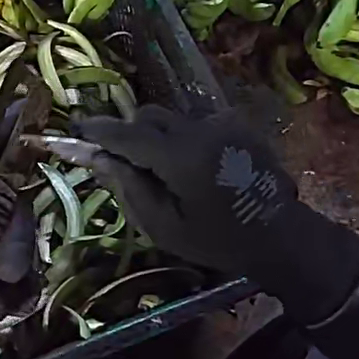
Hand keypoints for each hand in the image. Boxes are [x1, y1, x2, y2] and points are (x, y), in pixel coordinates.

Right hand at [75, 106, 358, 323]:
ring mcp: (220, 124)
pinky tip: (189, 165)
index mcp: (181, 159)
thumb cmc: (217, 241)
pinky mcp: (234, 125)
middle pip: (148, 117)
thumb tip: (97, 159)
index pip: (128, 134)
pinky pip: (192, 123)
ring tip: (159, 167)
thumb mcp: (163, 227)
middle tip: (120, 159)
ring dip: (154, 135)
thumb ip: (128, 188)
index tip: (77, 128)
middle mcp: (200, 131)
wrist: (281, 235)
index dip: (99, 130)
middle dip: (128, 132)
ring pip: (170, 118)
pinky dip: (179, 137)